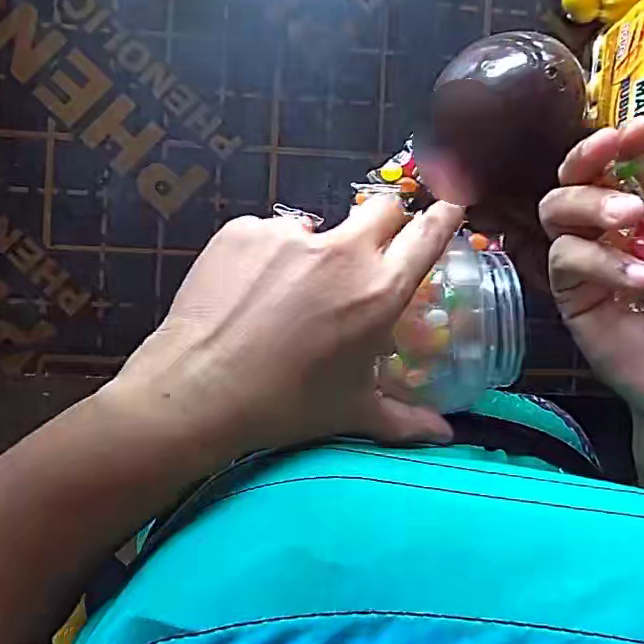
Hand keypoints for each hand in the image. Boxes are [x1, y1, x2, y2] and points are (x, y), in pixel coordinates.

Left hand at [106, 197, 465, 457]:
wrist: (199, 389)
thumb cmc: (285, 404)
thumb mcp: (351, 410)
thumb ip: (405, 419)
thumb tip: (444, 435)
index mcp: (378, 290)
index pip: (428, 233)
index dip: (440, 217)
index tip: (444, 210)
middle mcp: (340, 251)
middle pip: (380, 208)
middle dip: (383, 223)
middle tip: (365, 254)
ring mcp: (288, 235)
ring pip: (315, 228)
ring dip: (311, 252)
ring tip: (283, 295)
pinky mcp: (242, 230)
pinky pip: (267, 235)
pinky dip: (265, 256)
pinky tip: (247, 291)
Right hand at [539, 119, 643, 429]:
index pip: (630, 158)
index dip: (629, 137)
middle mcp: (618, 225)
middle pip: (577, 174)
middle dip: (590, 155)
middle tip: (610, 150)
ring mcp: (590, 257)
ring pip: (557, 208)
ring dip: (589, 201)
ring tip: (626, 218)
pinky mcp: (571, 291)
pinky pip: (565, 258)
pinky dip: (598, 260)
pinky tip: (637, 280)